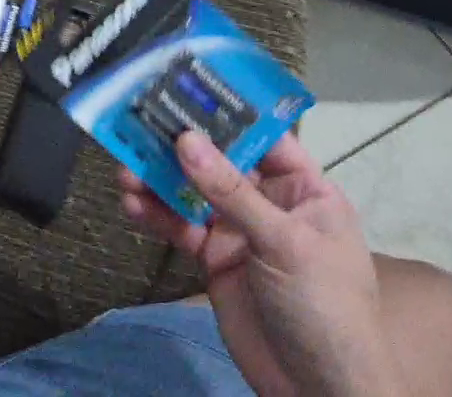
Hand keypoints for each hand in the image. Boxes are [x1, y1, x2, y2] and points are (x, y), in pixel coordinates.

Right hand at [119, 133, 405, 396]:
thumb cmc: (326, 307)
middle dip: (177, 146)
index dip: (224, 112)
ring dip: (156, 179)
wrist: (320, 392)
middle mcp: (268, 202)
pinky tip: (131, 204)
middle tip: (136, 123)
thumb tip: (185, 139)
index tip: (181, 86)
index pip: (262, 138)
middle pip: (216, 161)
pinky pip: (177, 225)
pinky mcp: (210, 257)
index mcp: (305, 191)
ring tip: (124, 170)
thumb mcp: (285, 244)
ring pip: (189, 191)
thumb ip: (231, 192)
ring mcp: (237, 230)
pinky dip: (153, 214)